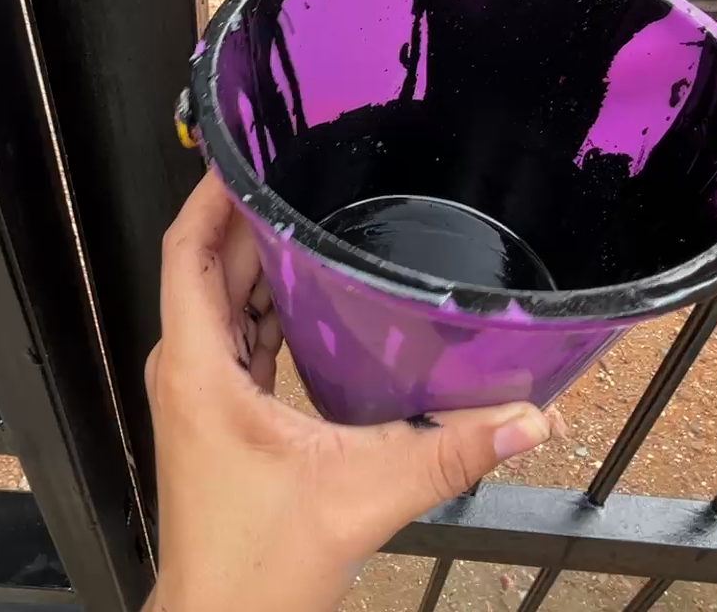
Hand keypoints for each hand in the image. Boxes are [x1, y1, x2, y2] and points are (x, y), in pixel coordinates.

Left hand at [143, 173, 564, 611]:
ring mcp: (200, 383)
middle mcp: (189, 363)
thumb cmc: (262, 564)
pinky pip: (235, 327)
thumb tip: (527, 417)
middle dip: (246, 213)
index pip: (189, 250)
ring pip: (220, 293)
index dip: (210, 194)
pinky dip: (261, 297)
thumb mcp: (361, 495)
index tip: (241, 152)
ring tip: (300, 210)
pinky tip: (302, 284)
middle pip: (209, 262)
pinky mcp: (218, 402)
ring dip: (253, 253)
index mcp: (199, 365)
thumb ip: (448, 450)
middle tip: (294, 169)